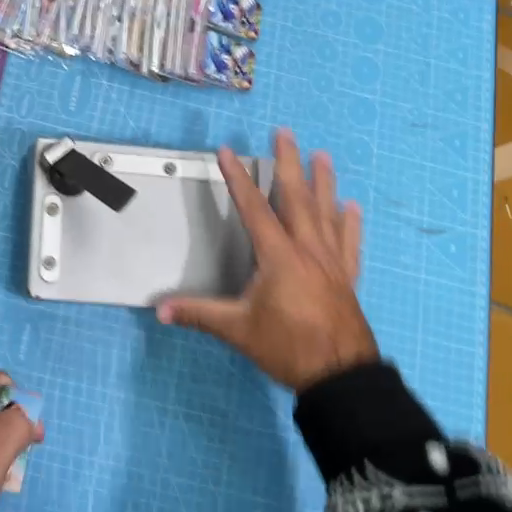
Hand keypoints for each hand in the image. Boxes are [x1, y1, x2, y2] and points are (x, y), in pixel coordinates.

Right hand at [157, 129, 377, 392]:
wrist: (342, 377)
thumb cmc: (288, 348)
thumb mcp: (237, 330)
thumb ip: (198, 315)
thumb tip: (160, 310)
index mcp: (279, 257)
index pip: (254, 209)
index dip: (238, 179)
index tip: (227, 152)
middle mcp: (307, 250)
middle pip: (297, 198)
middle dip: (289, 163)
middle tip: (286, 134)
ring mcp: (332, 263)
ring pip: (327, 213)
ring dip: (323, 183)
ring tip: (322, 156)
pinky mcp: (347, 278)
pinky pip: (349, 243)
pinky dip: (349, 223)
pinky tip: (351, 207)